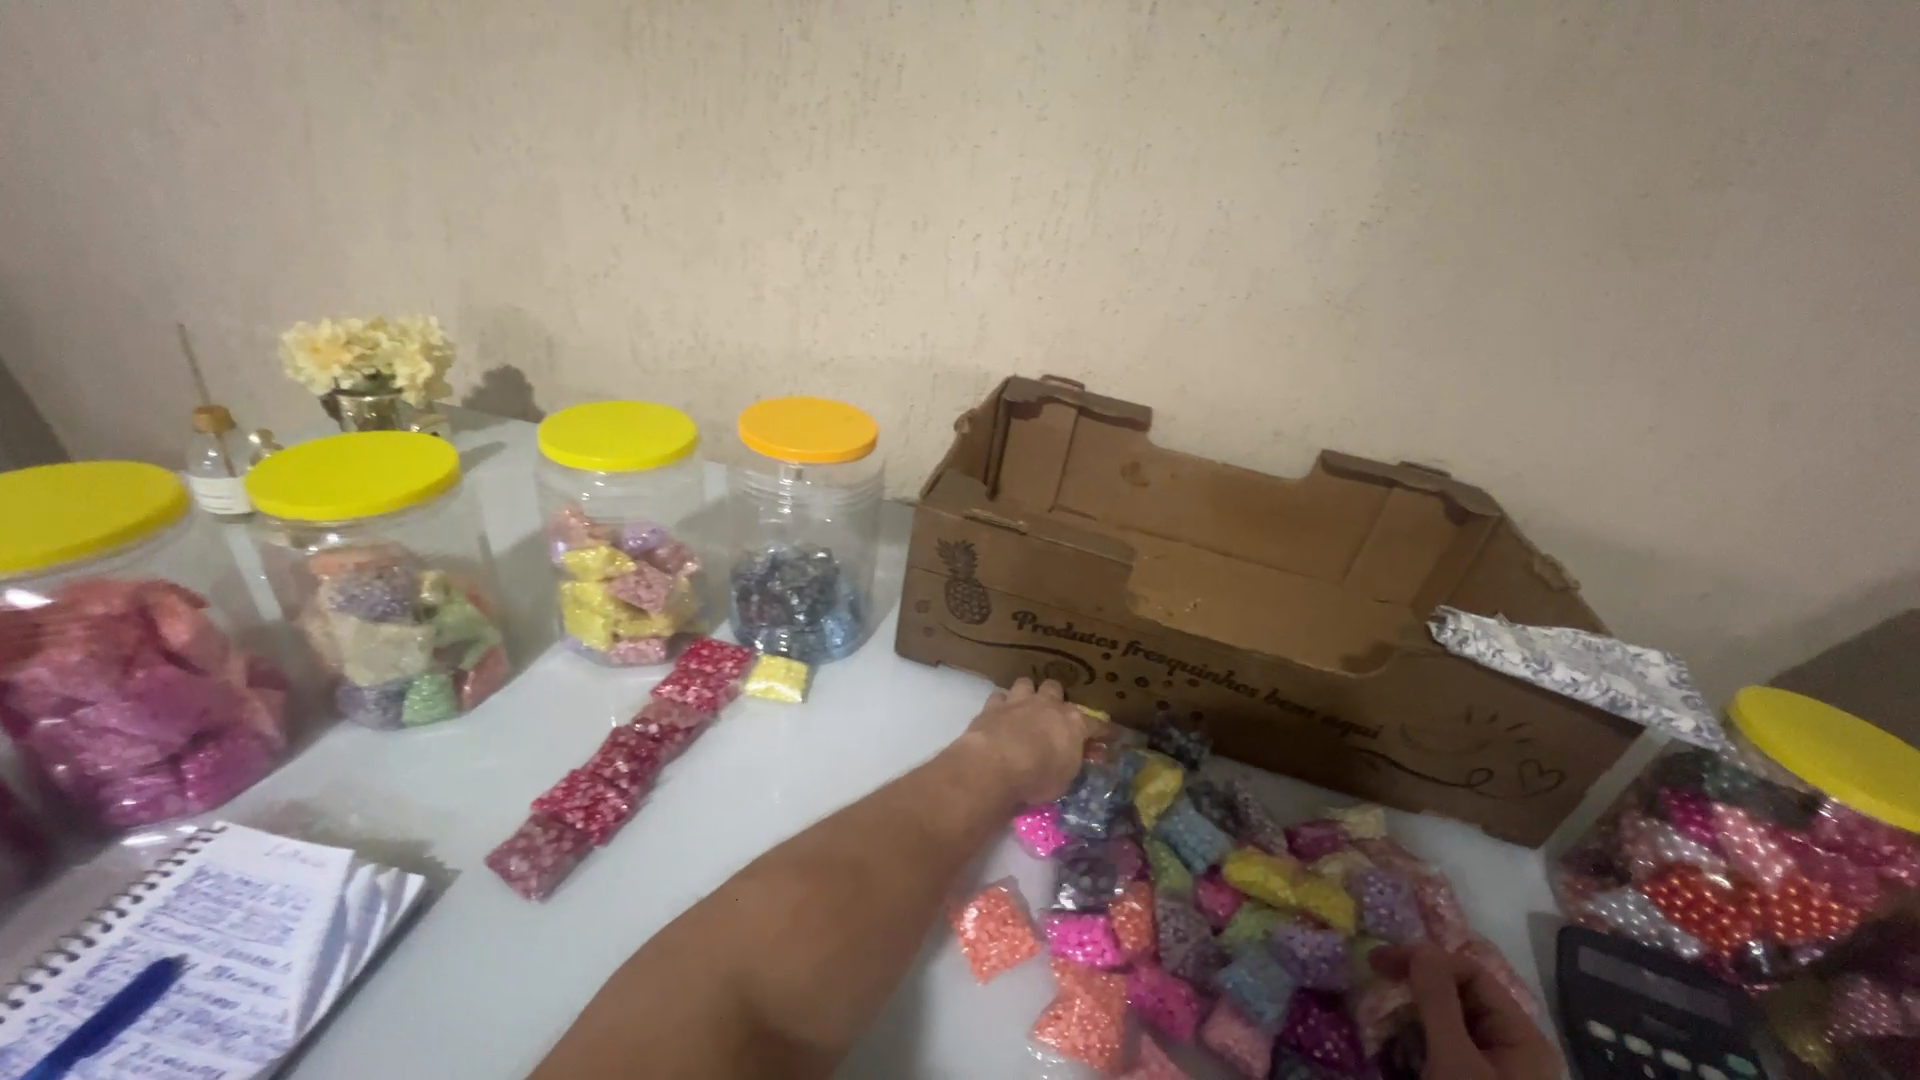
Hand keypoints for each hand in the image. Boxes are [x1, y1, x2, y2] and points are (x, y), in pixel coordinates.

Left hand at [957, 678, 1100, 805]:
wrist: (995, 765)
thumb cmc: (1037, 777)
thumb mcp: (1064, 779)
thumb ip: (1070, 763)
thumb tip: (1072, 758)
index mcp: (1072, 723)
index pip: (1096, 724)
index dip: (1104, 731)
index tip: (1111, 735)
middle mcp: (1047, 705)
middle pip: (1055, 688)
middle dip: (1055, 698)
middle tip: (1052, 714)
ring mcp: (1017, 701)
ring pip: (1026, 683)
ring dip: (1027, 694)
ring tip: (1024, 707)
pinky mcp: (991, 706)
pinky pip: (999, 696)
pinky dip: (1001, 705)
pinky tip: (1000, 715)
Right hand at [1369, 944, 1562, 1079]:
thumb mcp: (1454, 1062)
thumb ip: (1437, 1001)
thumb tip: (1419, 947)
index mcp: (1521, 1037)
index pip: (1471, 974)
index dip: (1426, 960)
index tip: (1378, 963)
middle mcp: (1512, 1048)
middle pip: (1461, 996)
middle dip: (1416, 986)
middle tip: (1373, 980)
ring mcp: (1493, 1072)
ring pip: (1448, 1022)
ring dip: (1411, 1013)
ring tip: (1379, 1018)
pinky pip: (1443, 1050)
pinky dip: (1415, 1040)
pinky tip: (1393, 1047)